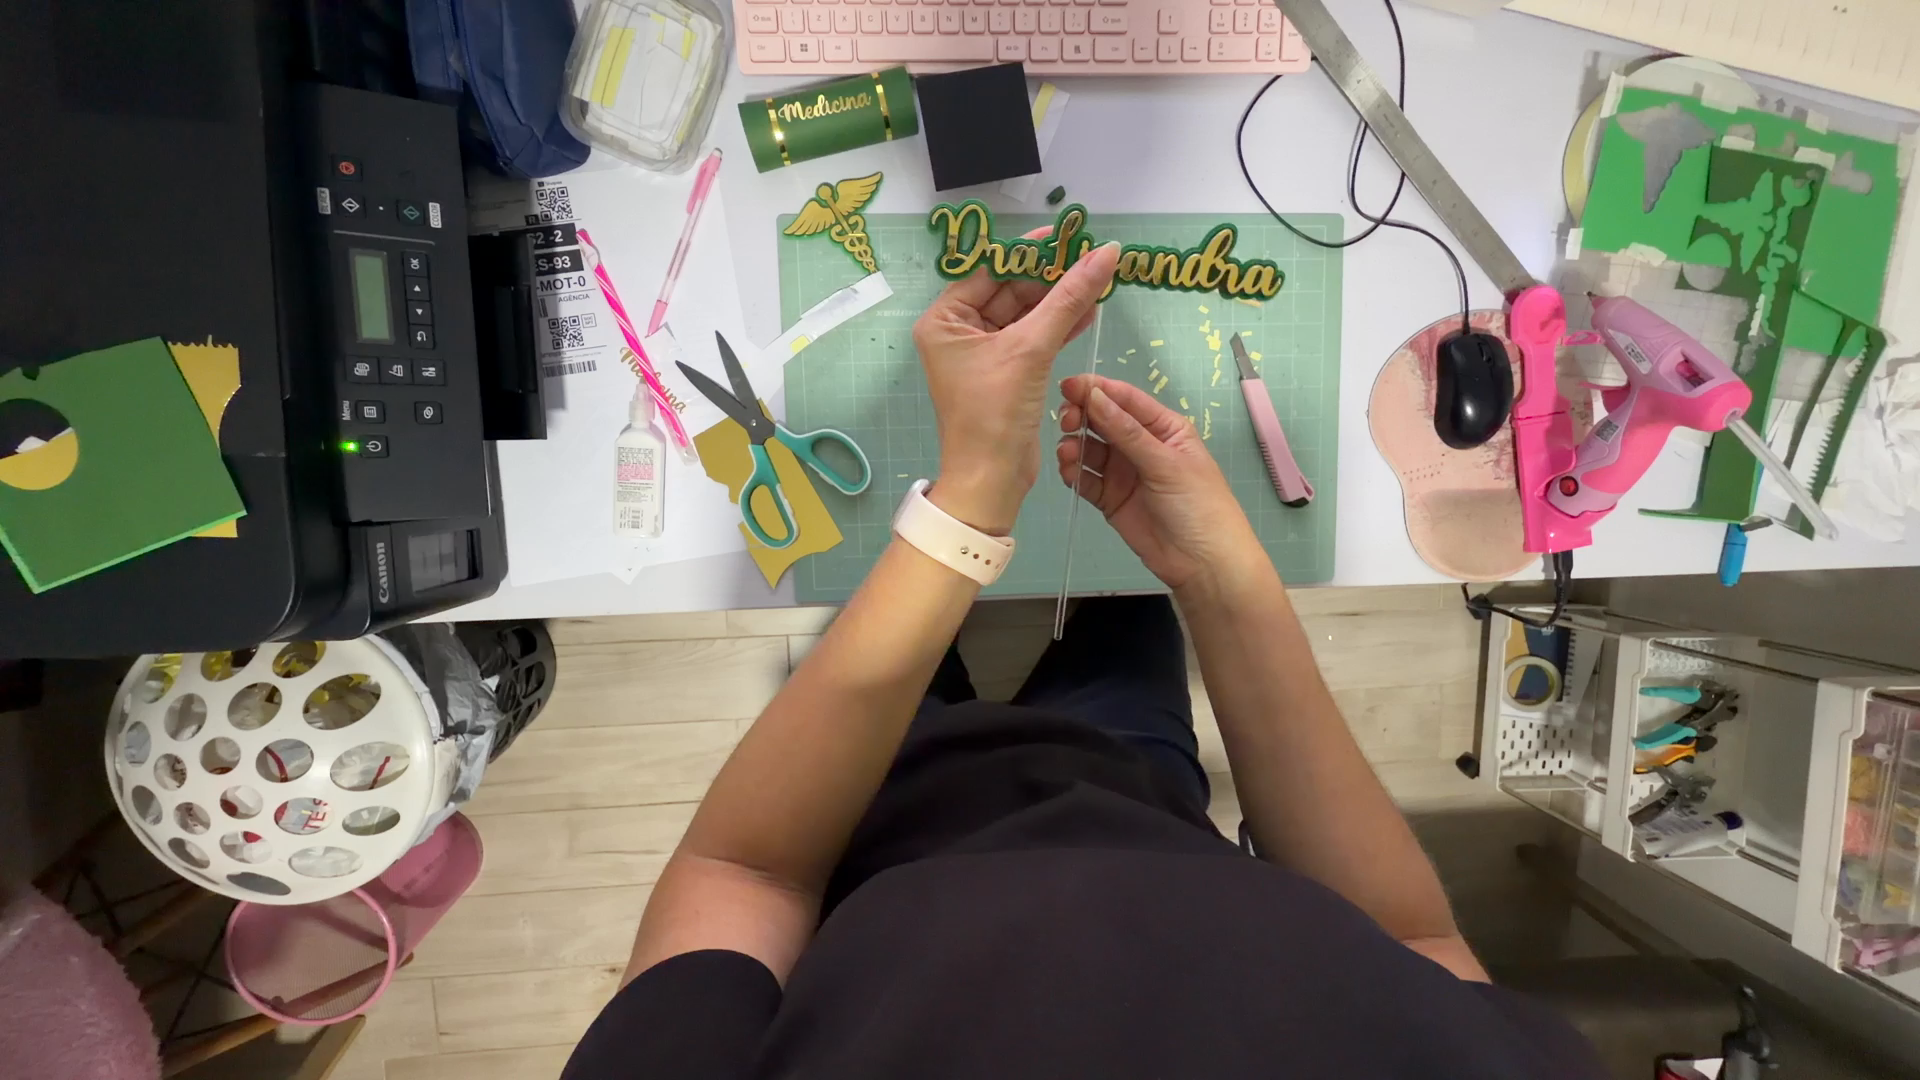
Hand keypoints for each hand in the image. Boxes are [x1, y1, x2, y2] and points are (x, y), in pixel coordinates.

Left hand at [913, 237, 1119, 532]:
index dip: (1028, 251)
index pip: (989, 271)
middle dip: (1049, 277)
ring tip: (1099, 279)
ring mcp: (982, 354)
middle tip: (1090, 257)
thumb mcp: (1030, 350)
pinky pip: (1033, 339)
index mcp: (945, 321)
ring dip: (1059, 301)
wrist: (992, 478)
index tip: (1066, 235)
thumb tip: (1106, 254)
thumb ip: (1068, 299)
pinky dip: (1058, 327)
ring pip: (1025, 315)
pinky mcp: (1005, 373)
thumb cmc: (995, 412)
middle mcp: (958, 333)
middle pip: (1008, 290)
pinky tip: (1089, 310)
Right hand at [1056, 375, 1271, 591]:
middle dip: (1082, 416)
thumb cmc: (1197, 504)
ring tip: (1067, 452)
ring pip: (1090, 449)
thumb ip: (1126, 431)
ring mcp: (1123, 473)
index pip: (1126, 400)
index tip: (1068, 384)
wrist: (1202, 563)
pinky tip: (1069, 471)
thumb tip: (1094, 396)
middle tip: (1066, 420)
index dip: (1097, 390)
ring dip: (1075, 445)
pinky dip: (1074, 473)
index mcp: (1163, 428)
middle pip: (1103, 421)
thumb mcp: (1165, 463)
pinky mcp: (1110, 499)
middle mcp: (1140, 445)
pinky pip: (1086, 479)